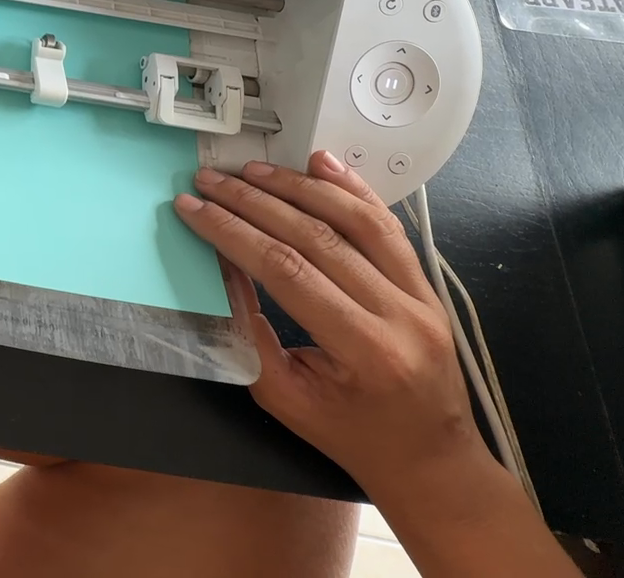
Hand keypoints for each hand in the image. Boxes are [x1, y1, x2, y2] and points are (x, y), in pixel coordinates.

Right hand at [173, 153, 485, 495]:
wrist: (431, 461)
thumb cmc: (349, 434)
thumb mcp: (281, 393)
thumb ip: (247, 328)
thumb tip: (221, 262)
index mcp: (363, 348)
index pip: (285, 269)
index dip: (231, 231)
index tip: (193, 208)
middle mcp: (400, 314)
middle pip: (316, 237)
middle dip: (252, 201)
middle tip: (210, 179)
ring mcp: (421, 296)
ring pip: (357, 221)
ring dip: (298, 187)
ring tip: (252, 169)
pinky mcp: (427, 286)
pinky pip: (389, 227)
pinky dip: (353, 190)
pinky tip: (322, 163)